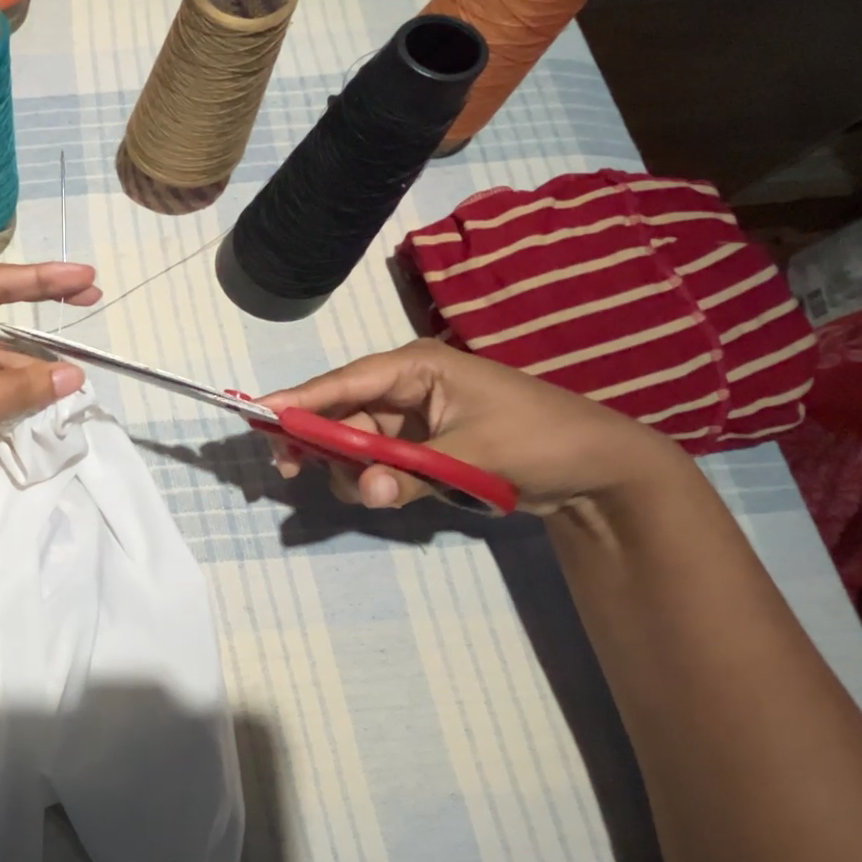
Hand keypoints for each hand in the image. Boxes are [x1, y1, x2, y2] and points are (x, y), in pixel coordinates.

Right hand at [256, 339, 686, 514]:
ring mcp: (409, 421)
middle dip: (315, 441)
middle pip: (339, 412)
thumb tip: (360, 491)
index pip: (347, 381)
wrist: (600, 471)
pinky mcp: (416, 449)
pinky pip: (373, 463)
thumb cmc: (541, 440)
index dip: (302, 398)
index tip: (261, 414)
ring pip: (352, 443)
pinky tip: (380, 494)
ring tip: (366, 493)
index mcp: (418, 367)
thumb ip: (409, 475)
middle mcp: (404, 388)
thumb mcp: (473, 457)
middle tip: (288, 470)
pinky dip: (368, 480)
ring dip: (347, 469)